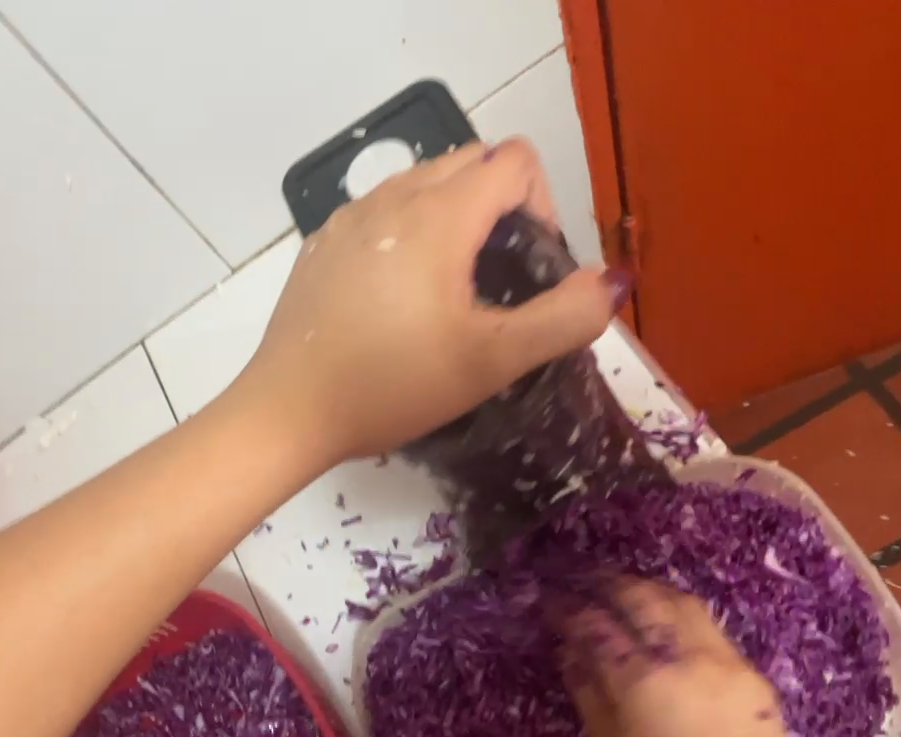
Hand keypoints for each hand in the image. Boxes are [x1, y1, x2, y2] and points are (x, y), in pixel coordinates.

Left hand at [237, 139, 629, 463]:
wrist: (289, 411)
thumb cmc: (392, 385)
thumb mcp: (490, 362)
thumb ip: (562, 319)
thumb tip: (611, 284)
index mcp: (439, 214)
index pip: (514, 162)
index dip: (542, 206)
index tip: (532, 272)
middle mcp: (391, 198)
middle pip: (469, 163)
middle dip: (501, 208)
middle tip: (497, 282)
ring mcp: (347, 219)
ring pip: (420, 186)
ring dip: (453, 220)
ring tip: (450, 292)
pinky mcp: (320, 247)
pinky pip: (380, 216)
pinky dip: (406, 236)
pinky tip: (397, 300)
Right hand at [558, 578, 806, 736]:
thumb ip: (588, 692)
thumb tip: (570, 652)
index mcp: (643, 681)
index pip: (596, 626)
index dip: (568, 609)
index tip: (550, 600)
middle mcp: (684, 656)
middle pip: (640, 597)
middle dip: (607, 582)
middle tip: (583, 578)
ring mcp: (722, 658)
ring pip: (679, 600)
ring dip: (646, 588)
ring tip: (622, 588)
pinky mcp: (749, 668)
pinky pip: (706, 625)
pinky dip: (676, 611)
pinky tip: (663, 620)